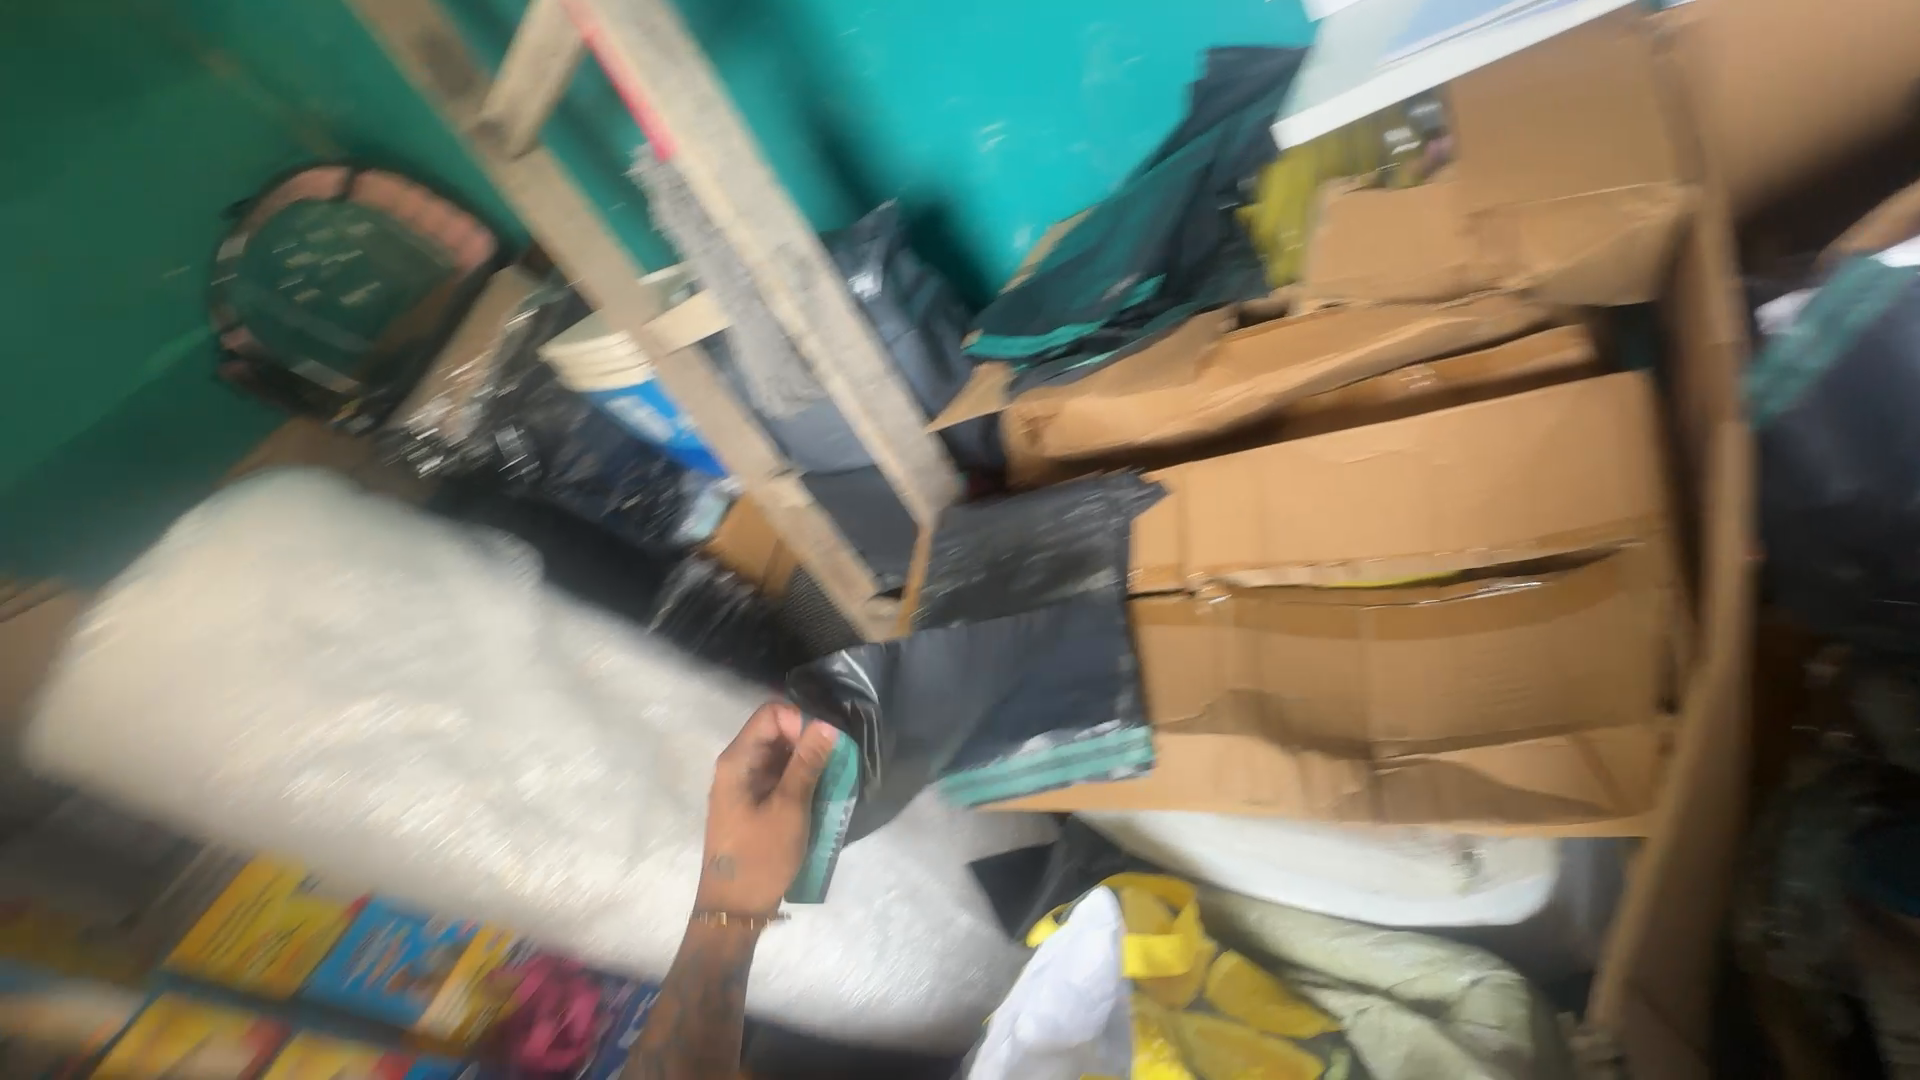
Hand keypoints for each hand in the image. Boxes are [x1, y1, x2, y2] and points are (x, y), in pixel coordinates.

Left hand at [696, 702, 839, 915]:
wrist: (735, 910)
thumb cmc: (761, 857)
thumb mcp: (790, 807)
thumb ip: (807, 762)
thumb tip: (826, 723)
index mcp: (737, 760)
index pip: (772, 713)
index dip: (800, 721)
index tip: (823, 746)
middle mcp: (738, 765)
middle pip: (777, 732)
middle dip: (809, 741)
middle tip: (836, 763)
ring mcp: (745, 785)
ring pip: (782, 755)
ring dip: (808, 763)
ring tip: (832, 781)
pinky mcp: (754, 803)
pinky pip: (780, 776)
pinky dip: (801, 780)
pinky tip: (819, 796)